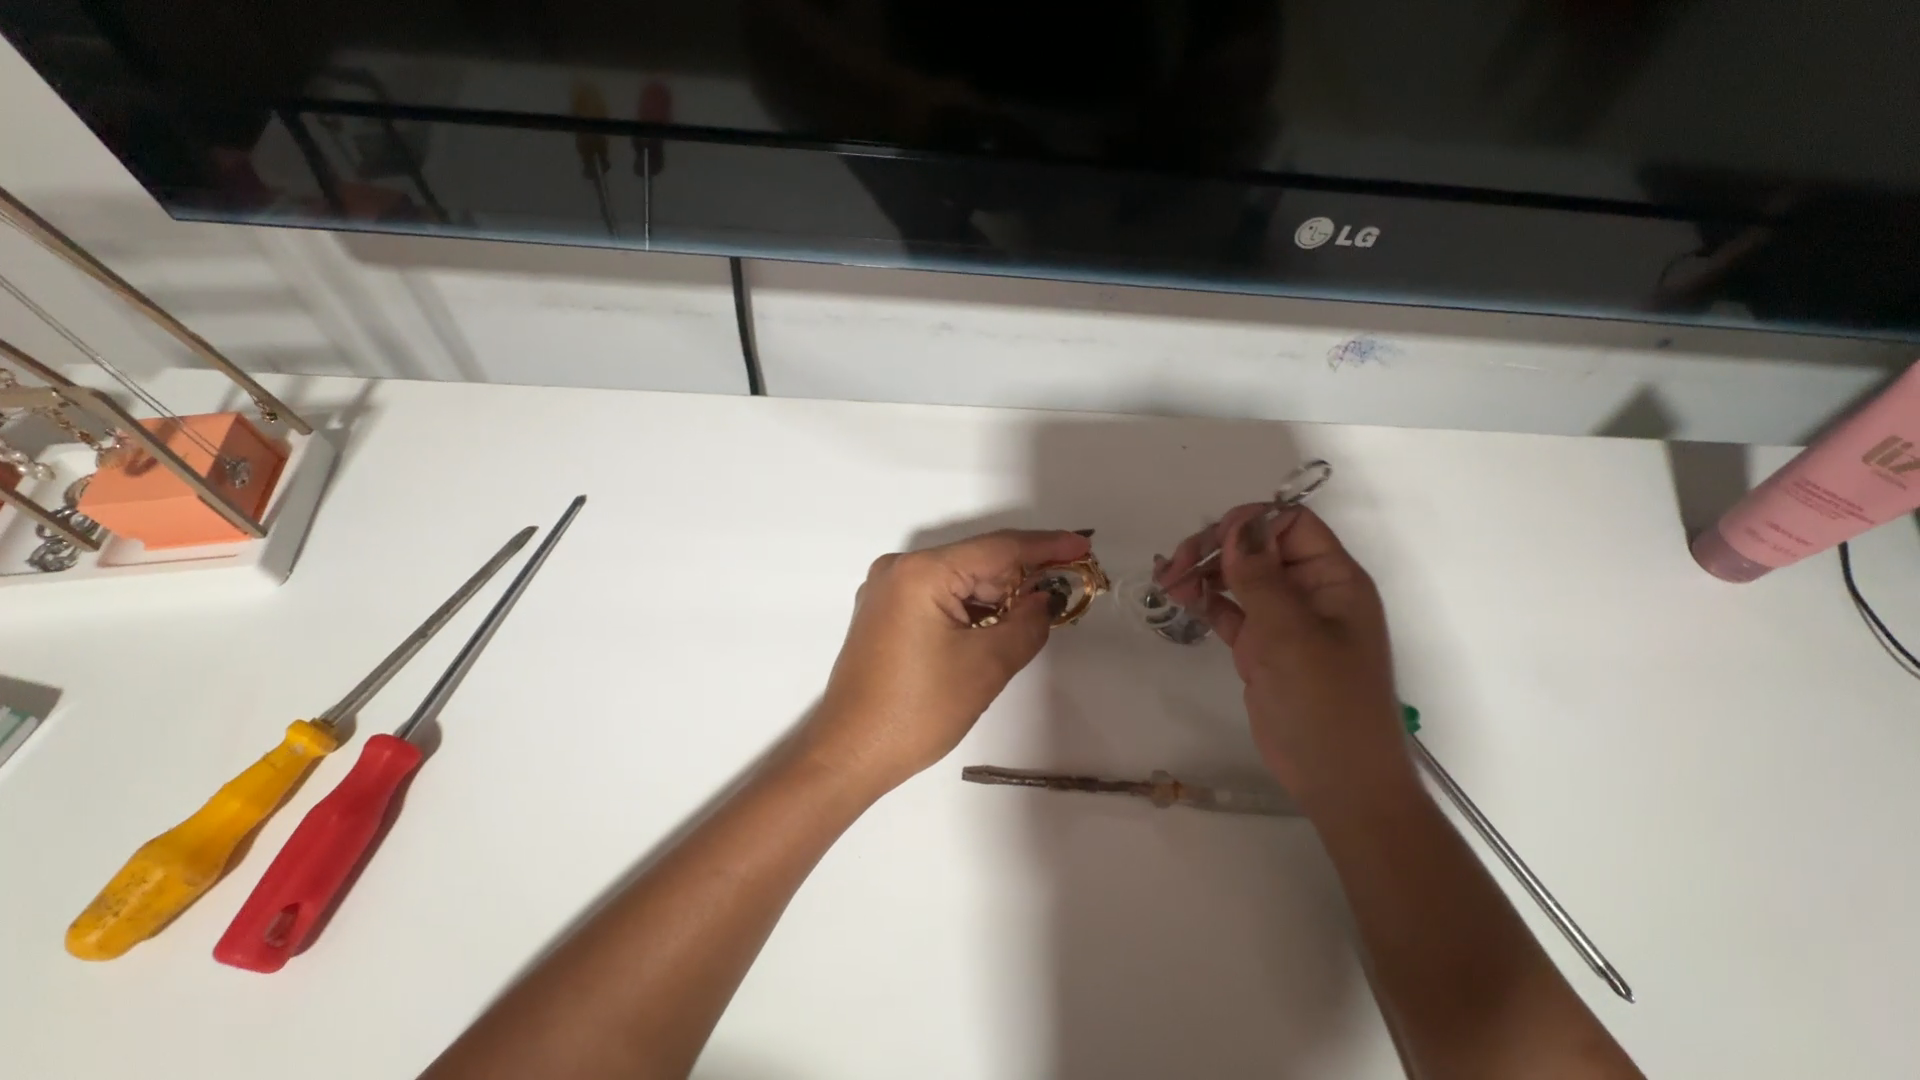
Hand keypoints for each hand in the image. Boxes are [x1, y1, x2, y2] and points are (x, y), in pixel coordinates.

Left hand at [805, 529, 1091, 796]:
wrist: (849, 754)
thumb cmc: (918, 710)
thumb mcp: (986, 666)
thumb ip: (1027, 623)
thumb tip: (1044, 600)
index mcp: (921, 572)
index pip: (998, 548)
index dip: (1046, 547)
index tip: (1084, 548)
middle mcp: (898, 570)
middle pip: (976, 562)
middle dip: (1022, 577)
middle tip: (1067, 591)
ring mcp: (886, 593)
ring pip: (958, 582)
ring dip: (997, 596)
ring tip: (1037, 615)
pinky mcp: (883, 616)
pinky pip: (938, 599)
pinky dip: (971, 610)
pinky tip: (997, 626)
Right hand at [1159, 505, 1411, 811]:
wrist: (1339, 780)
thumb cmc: (1325, 703)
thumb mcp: (1292, 634)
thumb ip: (1261, 577)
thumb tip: (1240, 524)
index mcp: (1334, 579)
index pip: (1291, 525)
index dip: (1250, 524)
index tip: (1210, 544)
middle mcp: (1311, 592)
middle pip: (1259, 547)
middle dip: (1215, 548)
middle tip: (1173, 567)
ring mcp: (1286, 621)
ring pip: (1240, 577)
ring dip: (1204, 572)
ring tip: (1167, 583)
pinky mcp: (1263, 648)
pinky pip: (1232, 610)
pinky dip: (1206, 601)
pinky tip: (1181, 599)